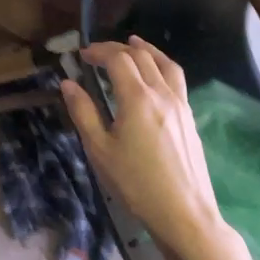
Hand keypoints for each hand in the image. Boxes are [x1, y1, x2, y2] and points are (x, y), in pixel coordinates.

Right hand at [60, 37, 229, 259]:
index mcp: (137, 97)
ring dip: (146, 50)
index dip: (98, 51)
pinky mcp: (190, 119)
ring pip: (165, 64)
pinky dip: (161, 67)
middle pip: (141, 56)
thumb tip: (68, 83)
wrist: (186, 216)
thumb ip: (83, 112)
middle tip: (98, 54)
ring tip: (134, 44)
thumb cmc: (137, 183)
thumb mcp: (100, 150)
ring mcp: (181, 106)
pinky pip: (176, 80)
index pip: (118, 58)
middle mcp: (162, 94)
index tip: (82, 56)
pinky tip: (153, 78)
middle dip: (117, 48)